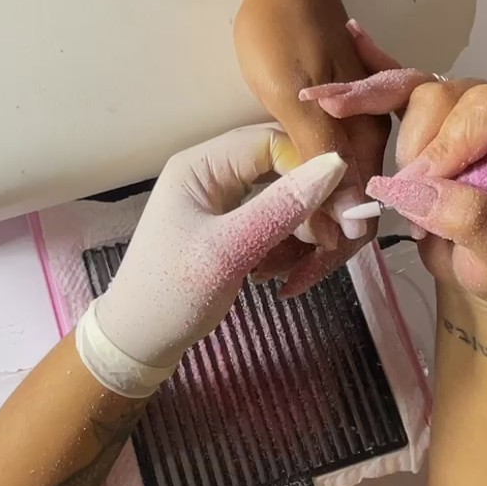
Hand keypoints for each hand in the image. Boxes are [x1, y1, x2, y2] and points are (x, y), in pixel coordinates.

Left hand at [78, 125, 346, 395]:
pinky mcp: (235, 226)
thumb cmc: (171, 295)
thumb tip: (336, 164)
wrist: (139, 343)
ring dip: (306, 232)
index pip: (275, 142)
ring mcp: (225, 200)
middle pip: (286, 167)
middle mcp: (214, 172)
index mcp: (201, 164)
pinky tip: (284, 276)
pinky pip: (279, 222)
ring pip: (288, 197)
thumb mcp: (228, 251)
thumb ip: (281, 207)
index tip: (347, 210)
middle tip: (340, 241)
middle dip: (317, 204)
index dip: (316, 170)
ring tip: (303, 268)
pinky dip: (291, 246)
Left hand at [190, 0, 385, 295]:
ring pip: (335, 188)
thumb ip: (320, 153)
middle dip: (322, 241)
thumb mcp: (292, 95)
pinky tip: (283, 215)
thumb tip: (351, 214)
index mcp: (359, 132)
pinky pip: (324, 167)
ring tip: (279, 260)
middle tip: (287, 277)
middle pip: (350, 201)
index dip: (334, 240)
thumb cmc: (279, 30)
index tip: (306, 276)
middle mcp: (362, 132)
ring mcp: (347, 122)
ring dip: (309, 223)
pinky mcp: (330, 116)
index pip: (357, 201)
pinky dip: (303, 195)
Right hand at [307, 33, 486, 313]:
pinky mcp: (425, 121)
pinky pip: (396, 86)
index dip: (449, 145)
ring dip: (389, 136)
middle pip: (446, 96)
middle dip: (416, 147)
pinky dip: (371, 72)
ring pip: (411, 93)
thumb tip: (411, 188)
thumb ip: (472, 218)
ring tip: (381, 181)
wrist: (486, 276)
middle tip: (405, 198)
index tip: (420, 188)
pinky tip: (350, 37)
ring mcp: (459, 111)